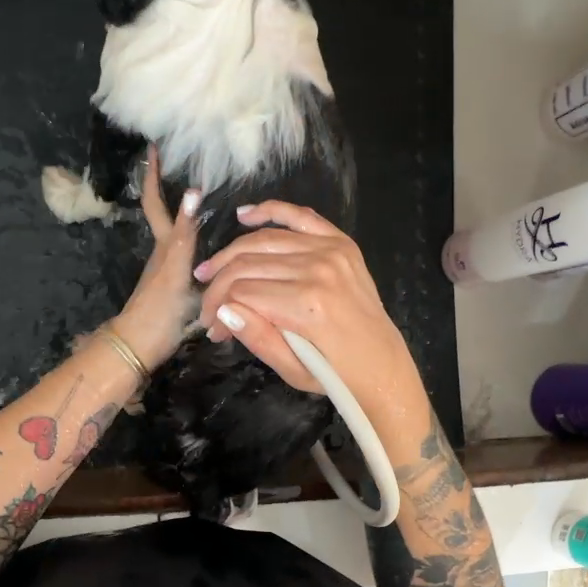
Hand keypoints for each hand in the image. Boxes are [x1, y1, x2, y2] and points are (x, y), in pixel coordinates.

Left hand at [108, 147, 200, 369]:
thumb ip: (185, 234)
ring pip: (177, 238)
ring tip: (203, 200)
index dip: (155, 179)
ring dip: (184, 217)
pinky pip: (188, 258)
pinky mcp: (175, 291)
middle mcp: (164, 256)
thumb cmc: (158, 311)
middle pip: (164, 217)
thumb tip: (194, 191)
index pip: (159, 206)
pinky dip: (196, 244)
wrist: (139, 350)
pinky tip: (210, 246)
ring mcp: (168, 274)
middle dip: (166, 191)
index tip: (154, 149)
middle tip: (174, 165)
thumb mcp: (175, 270)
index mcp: (165, 248)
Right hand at [194, 201, 426, 426]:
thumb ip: (257, 338)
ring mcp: (331, 251)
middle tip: (205, 309)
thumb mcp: (292, 371)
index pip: (241, 291)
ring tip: (209, 271)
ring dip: (231, 254)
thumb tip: (222, 311)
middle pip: (248, 264)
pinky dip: (271, 211)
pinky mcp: (341, 243)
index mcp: (307, 305)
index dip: (217, 308)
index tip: (210, 329)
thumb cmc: (337, 376)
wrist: (382, 365)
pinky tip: (244, 215)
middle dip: (219, 286)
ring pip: (265, 241)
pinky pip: (301, 216)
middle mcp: (318, 268)